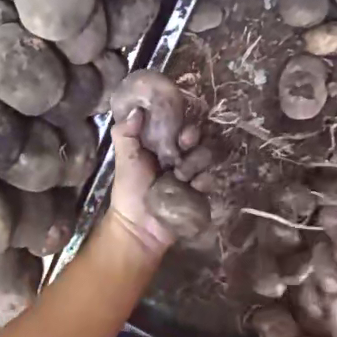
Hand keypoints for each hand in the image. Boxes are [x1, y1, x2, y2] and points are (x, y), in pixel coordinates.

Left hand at [105, 108, 195, 255]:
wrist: (137, 226)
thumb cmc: (129, 189)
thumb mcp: (124, 157)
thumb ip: (126, 132)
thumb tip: (136, 109)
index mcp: (162, 145)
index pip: (180, 125)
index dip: (182, 123)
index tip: (178, 128)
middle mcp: (180, 156)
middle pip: (199, 137)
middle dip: (194, 139)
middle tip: (184, 144)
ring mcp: (192, 174)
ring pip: (207, 155)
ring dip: (196, 161)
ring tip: (180, 175)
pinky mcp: (200, 193)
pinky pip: (211, 179)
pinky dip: (204, 180)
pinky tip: (193, 186)